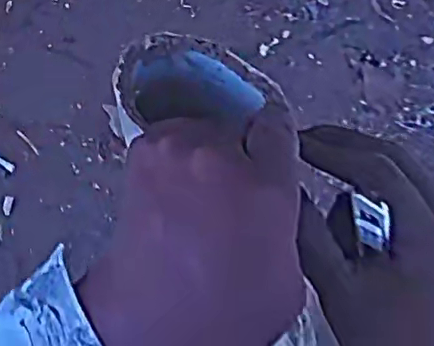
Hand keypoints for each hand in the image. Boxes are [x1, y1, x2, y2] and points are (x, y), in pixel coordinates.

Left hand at [76, 106, 304, 345]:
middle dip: (240, 150)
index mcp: (266, 187)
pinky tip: (176, 183)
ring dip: (205, 147)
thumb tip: (275, 185)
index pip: (278, 131)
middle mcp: (219, 155)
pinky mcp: (144, 145)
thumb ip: (284, 212)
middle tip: (235, 183)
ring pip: (201, 127)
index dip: (279, 133)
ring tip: (201, 186)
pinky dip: (175, 151)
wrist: (155, 307)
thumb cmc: (227, 305)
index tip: (276, 133)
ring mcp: (176, 145)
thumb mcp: (289, 269)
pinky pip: (170, 135)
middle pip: (237, 128)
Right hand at [296, 126, 433, 345]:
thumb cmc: (393, 345)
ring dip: (370, 176)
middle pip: (403, 164)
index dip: (329, 146)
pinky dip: (391, 204)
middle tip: (308, 143)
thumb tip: (283, 182)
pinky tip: (364, 229)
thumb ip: (308, 228)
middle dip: (349, 147)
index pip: (377, 166)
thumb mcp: (339, 288)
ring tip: (332, 193)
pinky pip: (428, 214)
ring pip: (417, 187)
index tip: (293, 140)